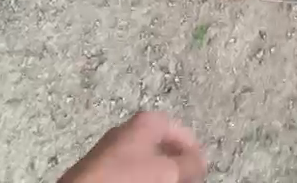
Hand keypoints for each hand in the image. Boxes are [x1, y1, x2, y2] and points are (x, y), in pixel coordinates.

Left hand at [58, 112, 206, 182]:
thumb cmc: (126, 179)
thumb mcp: (167, 172)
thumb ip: (190, 164)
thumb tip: (201, 161)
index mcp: (147, 121)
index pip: (182, 132)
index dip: (194, 154)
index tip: (200, 173)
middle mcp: (128, 130)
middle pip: (162, 147)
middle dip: (174, 166)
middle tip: (183, 180)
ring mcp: (110, 151)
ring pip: (143, 162)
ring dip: (157, 175)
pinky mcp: (96, 172)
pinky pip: (127, 172)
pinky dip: (138, 179)